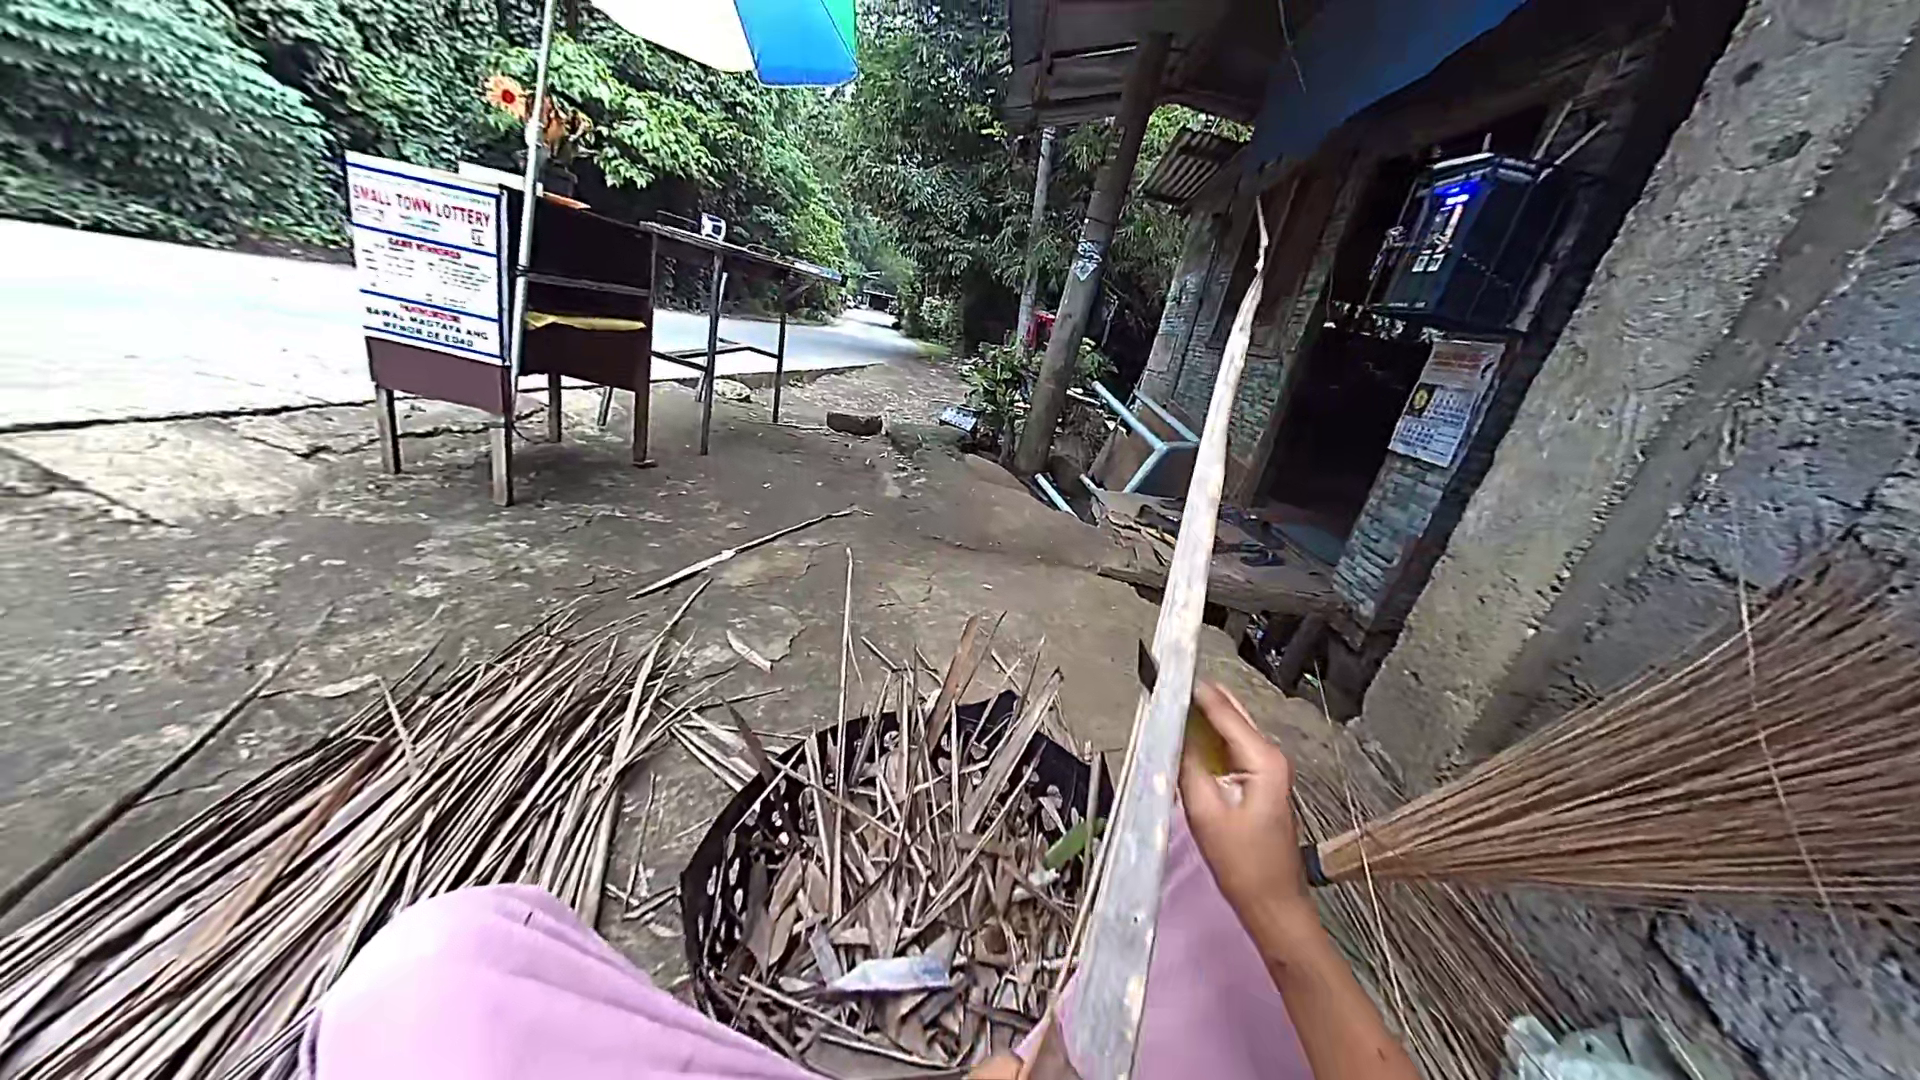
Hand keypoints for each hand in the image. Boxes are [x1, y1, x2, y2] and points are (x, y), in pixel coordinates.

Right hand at [1179, 682, 1316, 942]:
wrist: (1272, 905)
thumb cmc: (1242, 864)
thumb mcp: (1204, 810)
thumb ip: (1187, 762)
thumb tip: (1170, 727)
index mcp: (1263, 758)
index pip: (1222, 709)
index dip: (1191, 691)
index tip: (1163, 675)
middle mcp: (1270, 755)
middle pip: (1228, 711)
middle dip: (1194, 701)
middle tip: (1159, 692)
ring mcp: (1267, 767)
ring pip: (1227, 727)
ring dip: (1198, 719)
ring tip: (1165, 710)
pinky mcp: (1258, 779)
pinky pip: (1228, 746)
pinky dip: (1206, 739)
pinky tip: (1183, 738)